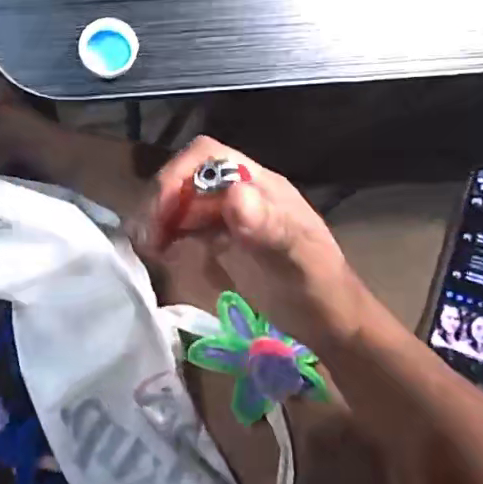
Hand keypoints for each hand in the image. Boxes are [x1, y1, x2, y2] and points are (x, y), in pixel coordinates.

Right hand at [131, 137, 371, 346]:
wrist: (335, 326)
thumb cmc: (321, 290)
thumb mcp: (299, 259)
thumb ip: (270, 227)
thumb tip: (234, 195)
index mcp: (260, 185)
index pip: (207, 157)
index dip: (178, 176)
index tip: (162, 213)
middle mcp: (241, 193)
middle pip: (187, 177)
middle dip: (161, 201)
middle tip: (147, 239)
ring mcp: (231, 217)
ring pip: (182, 201)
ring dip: (160, 218)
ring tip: (149, 248)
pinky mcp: (224, 241)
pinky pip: (187, 226)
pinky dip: (169, 236)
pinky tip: (163, 254)